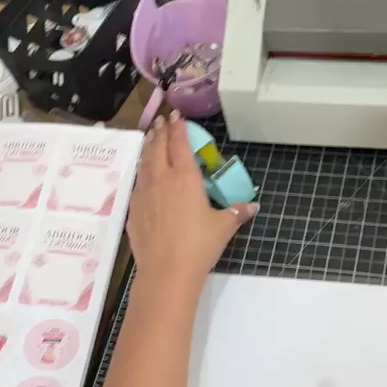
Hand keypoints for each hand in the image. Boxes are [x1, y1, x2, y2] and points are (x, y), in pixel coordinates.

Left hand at [126, 115, 256, 286]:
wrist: (167, 270)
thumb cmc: (199, 245)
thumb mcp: (223, 227)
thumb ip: (236, 212)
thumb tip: (252, 206)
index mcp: (185, 177)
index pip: (180, 144)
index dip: (178, 128)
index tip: (176, 115)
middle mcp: (161, 179)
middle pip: (158, 148)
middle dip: (160, 132)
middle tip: (161, 121)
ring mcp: (144, 194)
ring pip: (144, 163)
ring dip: (148, 148)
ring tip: (150, 138)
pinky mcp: (133, 210)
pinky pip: (137, 183)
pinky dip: (141, 171)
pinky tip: (143, 174)